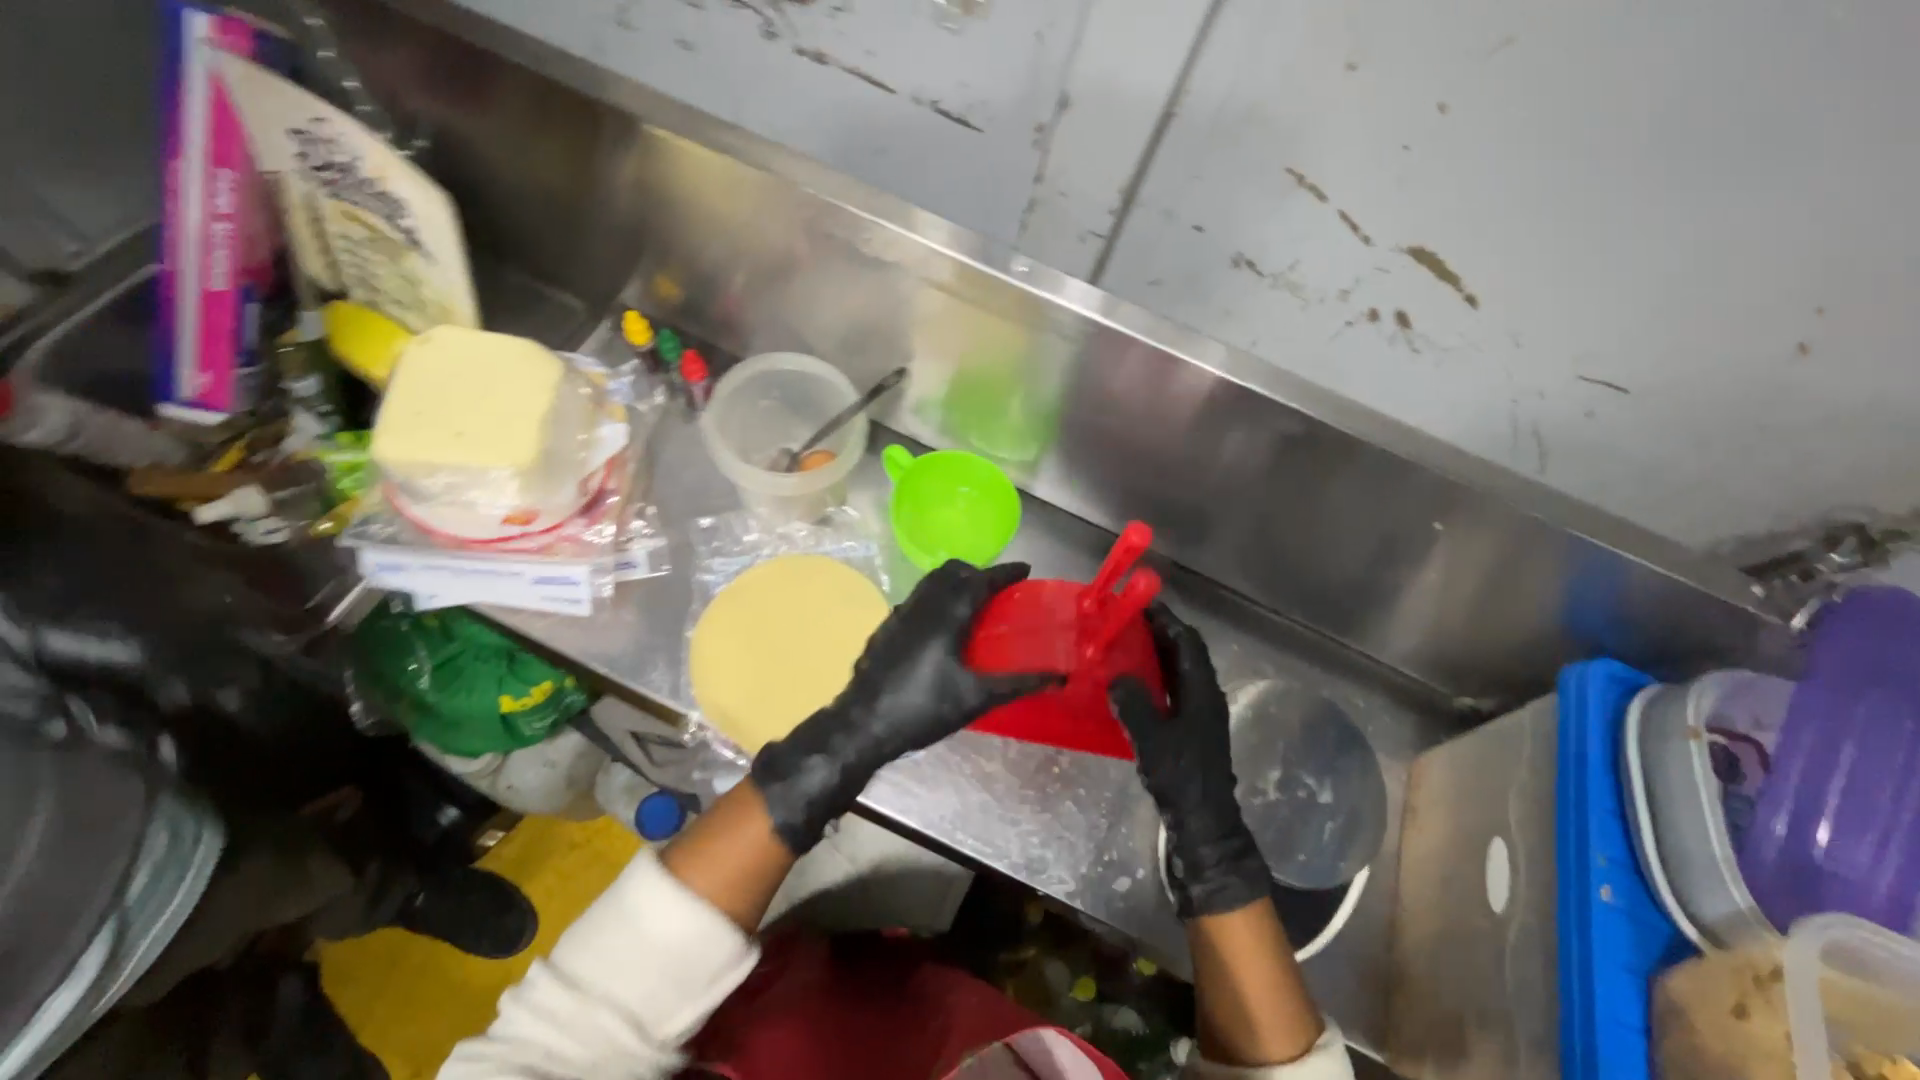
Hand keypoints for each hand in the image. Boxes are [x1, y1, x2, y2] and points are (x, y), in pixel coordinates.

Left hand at [751, 560, 1059, 852]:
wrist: (863, 724)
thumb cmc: (923, 709)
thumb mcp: (976, 698)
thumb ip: (1017, 684)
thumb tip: (1057, 677)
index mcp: (947, 615)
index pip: (981, 580)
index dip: (1005, 573)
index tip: (1025, 570)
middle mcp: (922, 606)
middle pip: (952, 572)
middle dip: (978, 573)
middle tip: (998, 590)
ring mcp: (898, 615)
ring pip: (929, 583)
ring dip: (954, 584)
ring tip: (972, 604)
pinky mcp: (885, 629)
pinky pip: (915, 601)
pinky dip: (934, 600)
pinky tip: (940, 628)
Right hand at [1109, 602, 1269, 917]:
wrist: (1204, 822)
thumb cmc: (1182, 777)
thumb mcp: (1152, 738)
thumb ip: (1133, 703)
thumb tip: (1116, 676)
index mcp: (1202, 692)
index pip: (1187, 643)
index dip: (1166, 620)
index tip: (1140, 603)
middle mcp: (1204, 697)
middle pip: (1184, 654)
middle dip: (1158, 634)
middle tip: (1124, 622)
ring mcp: (1198, 715)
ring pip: (1177, 673)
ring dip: (1154, 656)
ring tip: (1121, 646)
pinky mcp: (1188, 731)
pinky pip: (1170, 692)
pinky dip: (1151, 680)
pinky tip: (1128, 685)